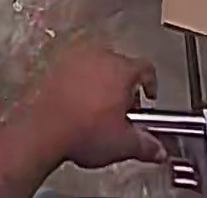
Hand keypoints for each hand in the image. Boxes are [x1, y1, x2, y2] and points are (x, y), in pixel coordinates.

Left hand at [20, 45, 164, 169]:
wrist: (48, 127)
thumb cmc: (86, 130)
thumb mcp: (123, 144)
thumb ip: (146, 145)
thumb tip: (159, 150)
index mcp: (121, 70)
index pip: (145, 67)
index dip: (151, 82)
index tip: (149, 96)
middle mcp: (101, 56)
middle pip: (122, 65)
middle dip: (126, 86)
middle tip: (124, 109)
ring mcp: (79, 57)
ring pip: (100, 65)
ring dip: (105, 81)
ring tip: (102, 107)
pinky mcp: (61, 63)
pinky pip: (80, 68)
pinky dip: (84, 80)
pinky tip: (81, 102)